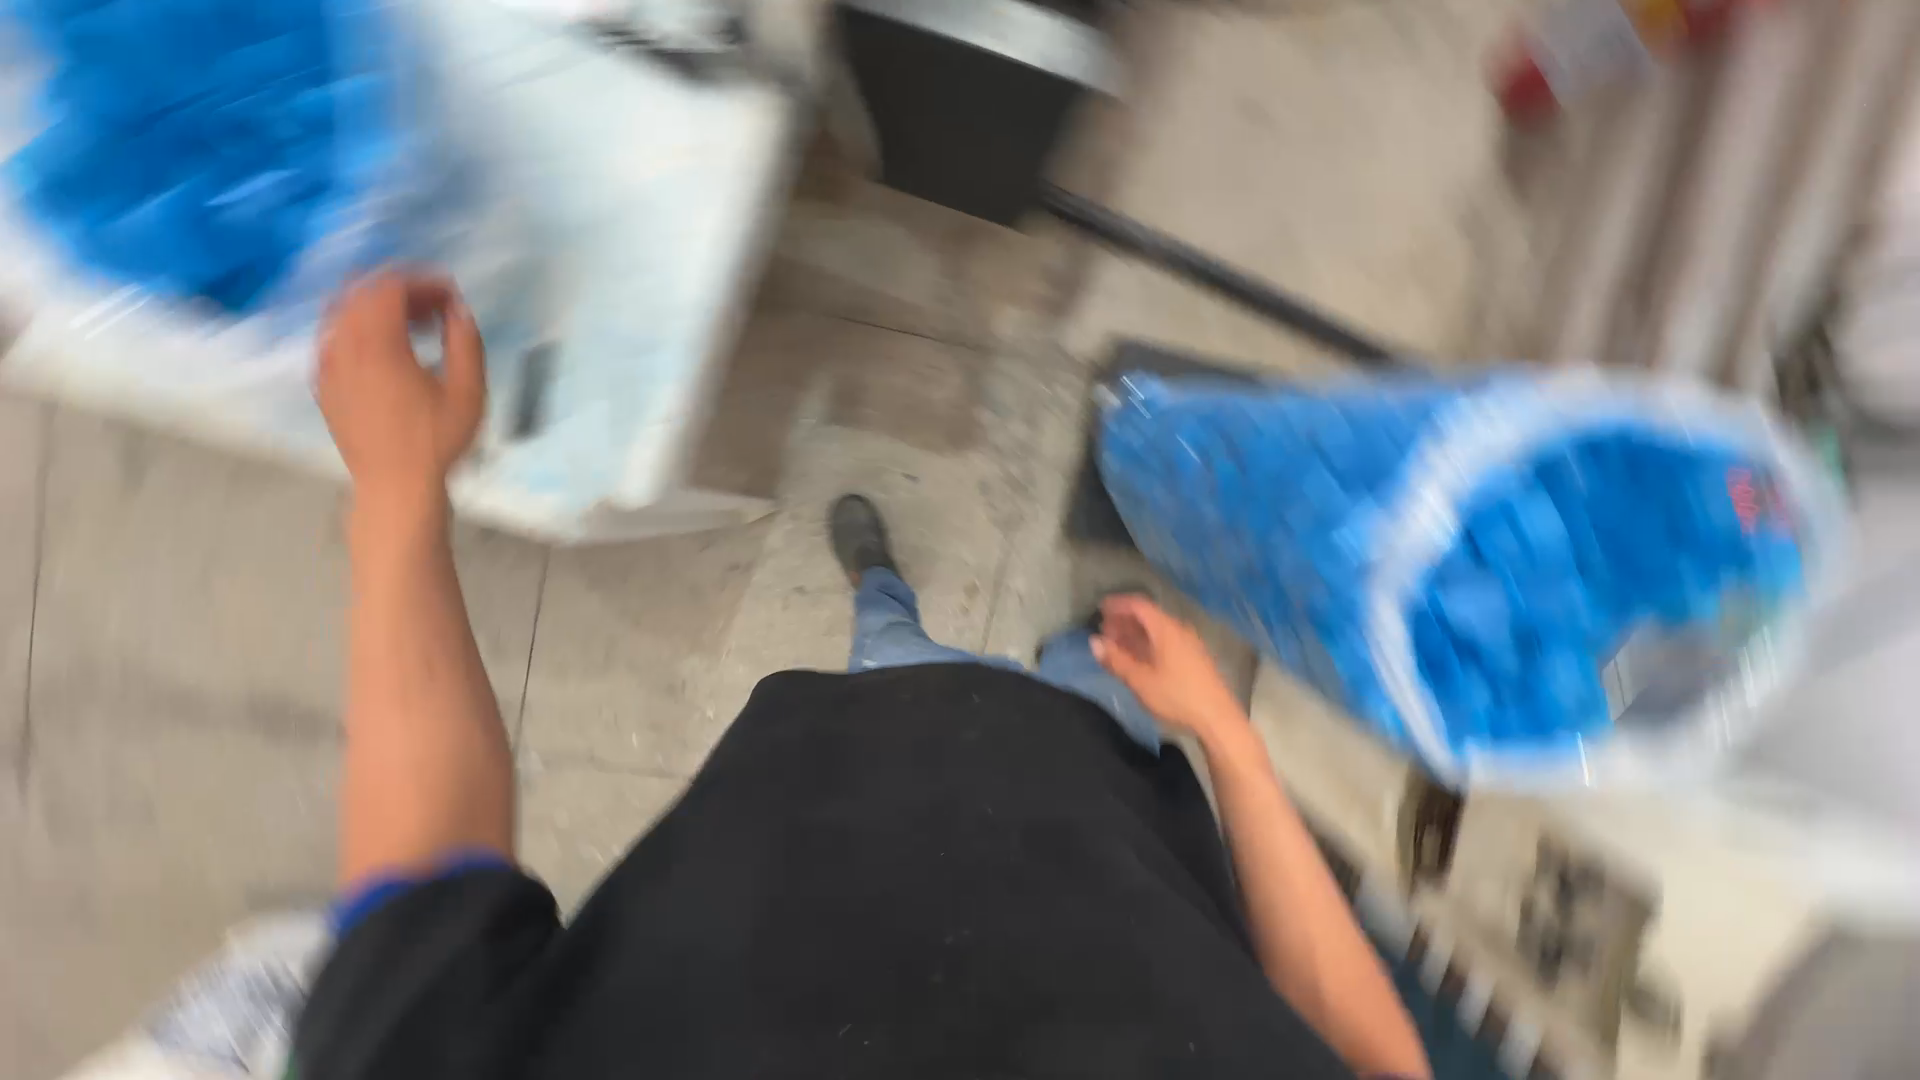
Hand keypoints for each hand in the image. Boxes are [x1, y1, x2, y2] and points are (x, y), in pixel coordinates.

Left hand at [317, 271, 485, 505]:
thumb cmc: (438, 439)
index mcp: (378, 344)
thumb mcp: (468, 392)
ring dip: (378, 307)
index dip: (421, 281)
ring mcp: (327, 363)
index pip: (389, 288)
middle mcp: (343, 345)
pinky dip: (361, 328)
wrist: (395, 483)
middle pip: (361, 293)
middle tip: (435, 305)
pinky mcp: (324, 382)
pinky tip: (388, 348)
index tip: (450, 292)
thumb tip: (458, 311)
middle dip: (400, 289)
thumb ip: (465, 344)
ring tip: (414, 324)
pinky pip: (334, 337)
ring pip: (343, 312)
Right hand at [1091, 594, 1244, 737]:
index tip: (1100, 608)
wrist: (1218, 719)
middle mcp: (1178, 631)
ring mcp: (1188, 644)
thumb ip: (1116, 660)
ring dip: (1134, 635)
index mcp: (1166, 629)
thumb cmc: (1176, 696)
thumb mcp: (1140, 680)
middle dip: (1124, 621)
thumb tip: (1094, 642)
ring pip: (1156, 631)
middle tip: (1103, 631)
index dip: (1118, 604)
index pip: (1139, 605)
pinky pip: (1164, 642)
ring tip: (1115, 646)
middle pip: (1148, 617)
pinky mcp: (1193, 659)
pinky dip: (1146, 645)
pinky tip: (1136, 659)